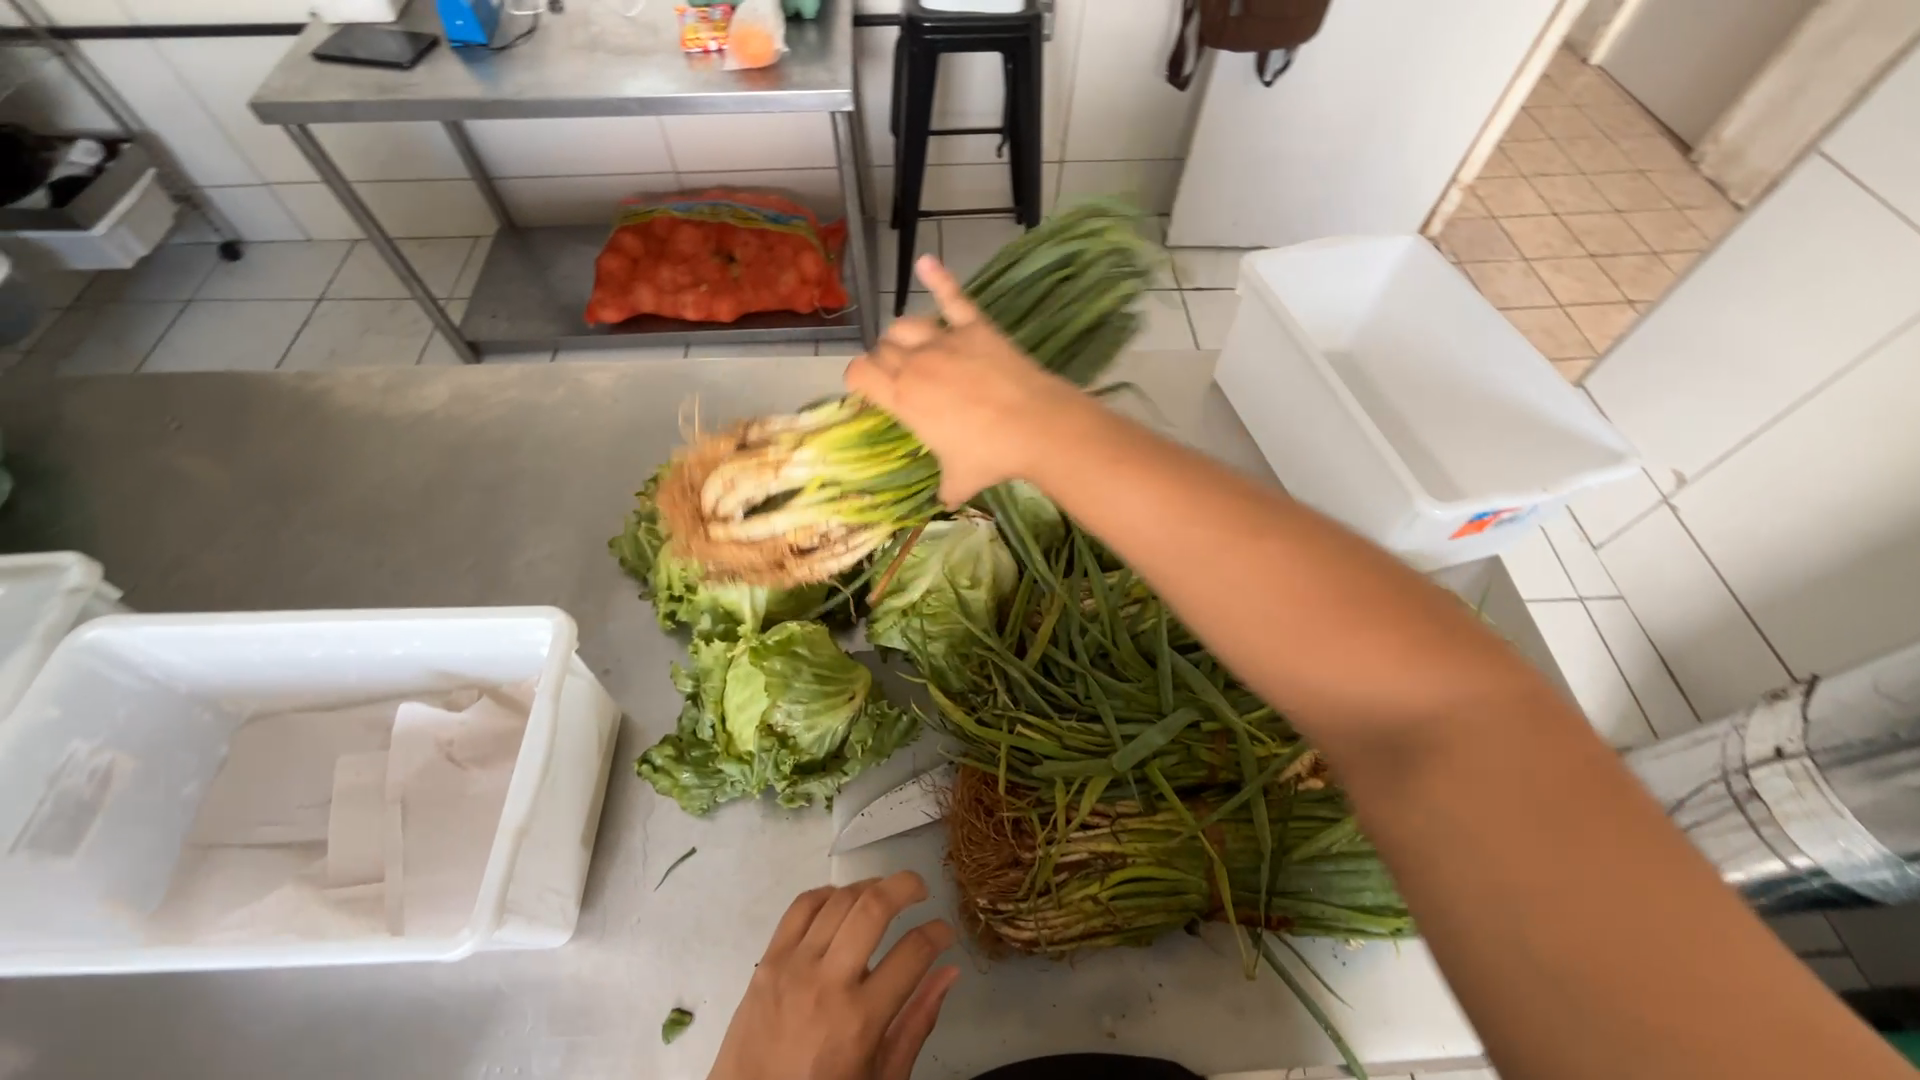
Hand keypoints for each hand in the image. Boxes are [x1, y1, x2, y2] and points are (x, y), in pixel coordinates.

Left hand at [708, 872, 960, 1079]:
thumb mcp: (881, 1076)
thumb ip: (917, 1022)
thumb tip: (949, 972)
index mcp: (862, 1019)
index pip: (914, 952)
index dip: (939, 933)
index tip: (946, 932)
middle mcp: (829, 983)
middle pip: (874, 908)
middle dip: (906, 886)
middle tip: (921, 889)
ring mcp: (794, 967)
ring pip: (839, 899)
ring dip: (869, 886)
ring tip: (885, 893)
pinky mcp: (768, 962)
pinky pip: (800, 907)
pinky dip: (827, 894)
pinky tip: (842, 901)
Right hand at [846, 256, 1094, 505]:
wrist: (1036, 426)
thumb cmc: (992, 456)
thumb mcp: (960, 479)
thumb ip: (946, 487)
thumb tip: (946, 501)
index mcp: (903, 400)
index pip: (859, 374)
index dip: (859, 379)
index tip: (868, 389)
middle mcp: (916, 365)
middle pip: (882, 349)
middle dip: (884, 360)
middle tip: (901, 378)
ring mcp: (945, 341)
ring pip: (905, 324)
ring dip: (902, 334)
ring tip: (912, 345)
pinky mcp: (975, 326)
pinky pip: (952, 297)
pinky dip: (938, 278)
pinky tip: (926, 261)